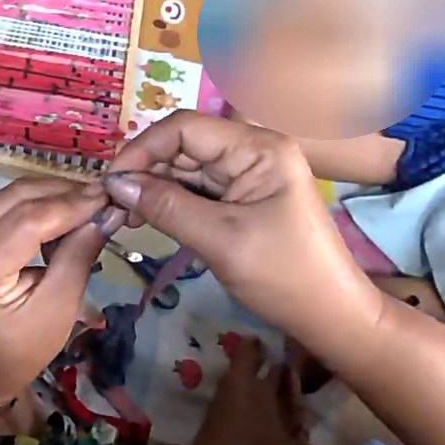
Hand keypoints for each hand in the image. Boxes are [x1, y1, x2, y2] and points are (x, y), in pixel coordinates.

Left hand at [0, 178, 118, 402]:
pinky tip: (63, 214)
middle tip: (105, 199)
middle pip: (18, 197)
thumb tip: (108, 213)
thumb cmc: (20, 349)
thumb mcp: (58, 309)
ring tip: (89, 207)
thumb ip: (79, 256)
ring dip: (53, 193)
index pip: (28, 221)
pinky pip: (5, 200)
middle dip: (65, 192)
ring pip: (12, 192)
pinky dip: (38, 201)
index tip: (110, 199)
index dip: (72, 204)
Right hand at [103, 111, 387, 359]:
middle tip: (113, 204)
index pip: (185, 127)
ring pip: (185, 166)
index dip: (143, 148)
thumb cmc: (283, 276)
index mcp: (257, 147)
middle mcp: (252, 149)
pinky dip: (170, 200)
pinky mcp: (242, 193)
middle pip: (183, 144)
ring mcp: (247, 171)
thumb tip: (115, 185)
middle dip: (146, 170)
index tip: (112, 181)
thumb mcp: (219, 240)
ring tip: (126, 215)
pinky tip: (148, 217)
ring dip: (154, 186)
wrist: (332, 317)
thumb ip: (165, 206)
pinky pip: (197, 187)